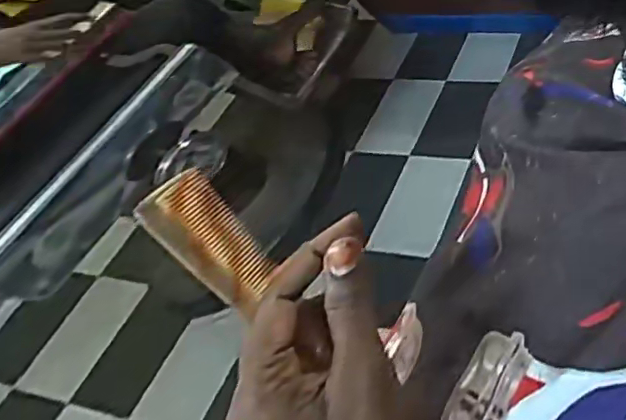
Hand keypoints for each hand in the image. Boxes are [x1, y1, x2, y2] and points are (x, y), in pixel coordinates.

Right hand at [0, 14, 91, 83]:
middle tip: (96, 28)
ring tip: (87, 42)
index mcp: (27, 26)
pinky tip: (63, 56)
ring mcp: (23, 46)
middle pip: (61, 30)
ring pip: (54, 43)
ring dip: (71, 42)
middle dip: (79, 30)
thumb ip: (25, 33)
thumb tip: (38, 34)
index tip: (90, 16)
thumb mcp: (8, 34)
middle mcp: (29, 34)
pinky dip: (52, 56)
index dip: (75, 17)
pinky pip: (39, 57)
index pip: (57, 19)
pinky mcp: (16, 58)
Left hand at [230, 213, 404, 419]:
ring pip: (301, 341)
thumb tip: (346, 243)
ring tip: (370, 346)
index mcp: (260, 386)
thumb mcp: (361, 374)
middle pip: (288, 319)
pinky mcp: (284, 416)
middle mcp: (252, 395)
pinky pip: (308, 365)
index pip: (276, 298)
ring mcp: (268, 409)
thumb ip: (352, 306)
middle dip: (331, 300)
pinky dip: (337, 352)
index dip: (313, 254)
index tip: (356, 224)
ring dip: (338, 328)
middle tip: (373, 302)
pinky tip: (361, 365)